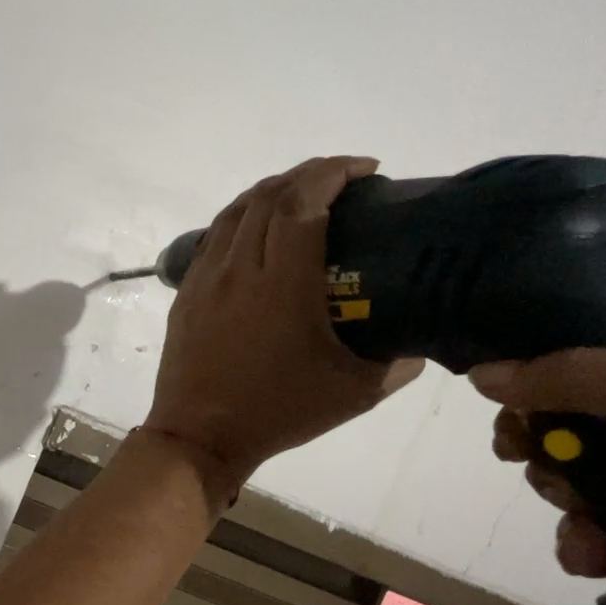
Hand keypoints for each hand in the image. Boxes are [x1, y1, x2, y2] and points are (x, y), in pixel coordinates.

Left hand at [144, 156, 424, 486]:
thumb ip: (397, 360)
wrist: (199, 435)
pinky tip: (256, 232)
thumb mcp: (355, 390)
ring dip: (267, 193)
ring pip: (232, 215)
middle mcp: (237, 272)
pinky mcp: (185, 296)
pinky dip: (238, 220)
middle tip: (339, 180)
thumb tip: (421, 342)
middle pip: (265, 199)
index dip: (330, 174)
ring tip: (299, 196)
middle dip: (304, 176)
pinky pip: (211, 241)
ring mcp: (204, 282)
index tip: (365, 169)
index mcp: (281, 284)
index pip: (300, 204)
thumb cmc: (278, 412)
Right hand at [472, 346, 605, 577]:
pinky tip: (596, 563)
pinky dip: (599, 552)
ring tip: (586, 543)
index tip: (515, 435)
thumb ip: (588, 378)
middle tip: (563, 490)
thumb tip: (485, 375)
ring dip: (573, 518)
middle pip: (591, 440)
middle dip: (557, 467)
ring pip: (605, 497)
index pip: (596, 378)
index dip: (543, 403)